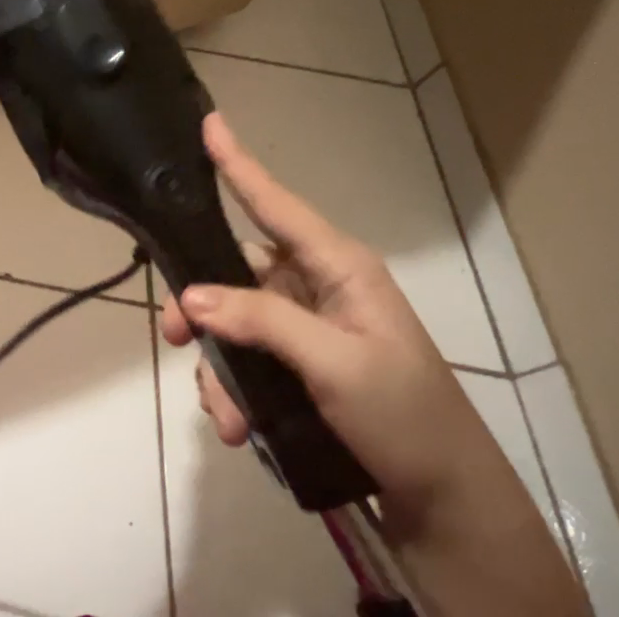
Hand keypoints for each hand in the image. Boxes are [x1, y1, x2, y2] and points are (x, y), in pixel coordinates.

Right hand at [159, 113, 495, 514]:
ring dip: (218, 367)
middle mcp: (314, 286)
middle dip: (200, 307)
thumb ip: (263, 322)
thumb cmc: (404, 416)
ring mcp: (303, 325)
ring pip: (229, 320)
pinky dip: (230, 389)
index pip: (277, 205)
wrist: (442, 497)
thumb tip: (190, 295)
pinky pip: (240, 356)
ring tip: (226, 417)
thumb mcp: (337, 365)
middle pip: (232, 271)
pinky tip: (235, 425)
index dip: (240, 165)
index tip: (209, 122)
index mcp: (339, 268)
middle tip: (176, 338)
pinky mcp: (294, 361)